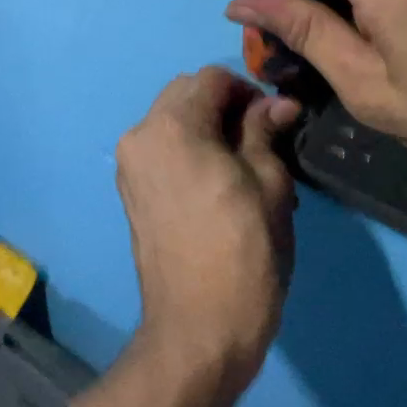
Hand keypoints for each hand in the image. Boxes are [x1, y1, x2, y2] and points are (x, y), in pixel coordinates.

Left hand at [108, 67, 300, 406]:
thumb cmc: (243, 252)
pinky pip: (160, 148)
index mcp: (172, 125)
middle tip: (261, 143)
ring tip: (241, 167)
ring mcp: (129, 162)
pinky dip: (186, 149)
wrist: (197, 327)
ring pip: (171, 119)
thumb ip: (264, 132)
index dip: (248, 91)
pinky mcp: (129, 188)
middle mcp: (140, 133)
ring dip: (205, 127)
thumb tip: (277, 102)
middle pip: (185, 93)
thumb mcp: (268, 185)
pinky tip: (215, 183)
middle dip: (223, 106)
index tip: (274, 121)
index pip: (211, 78)